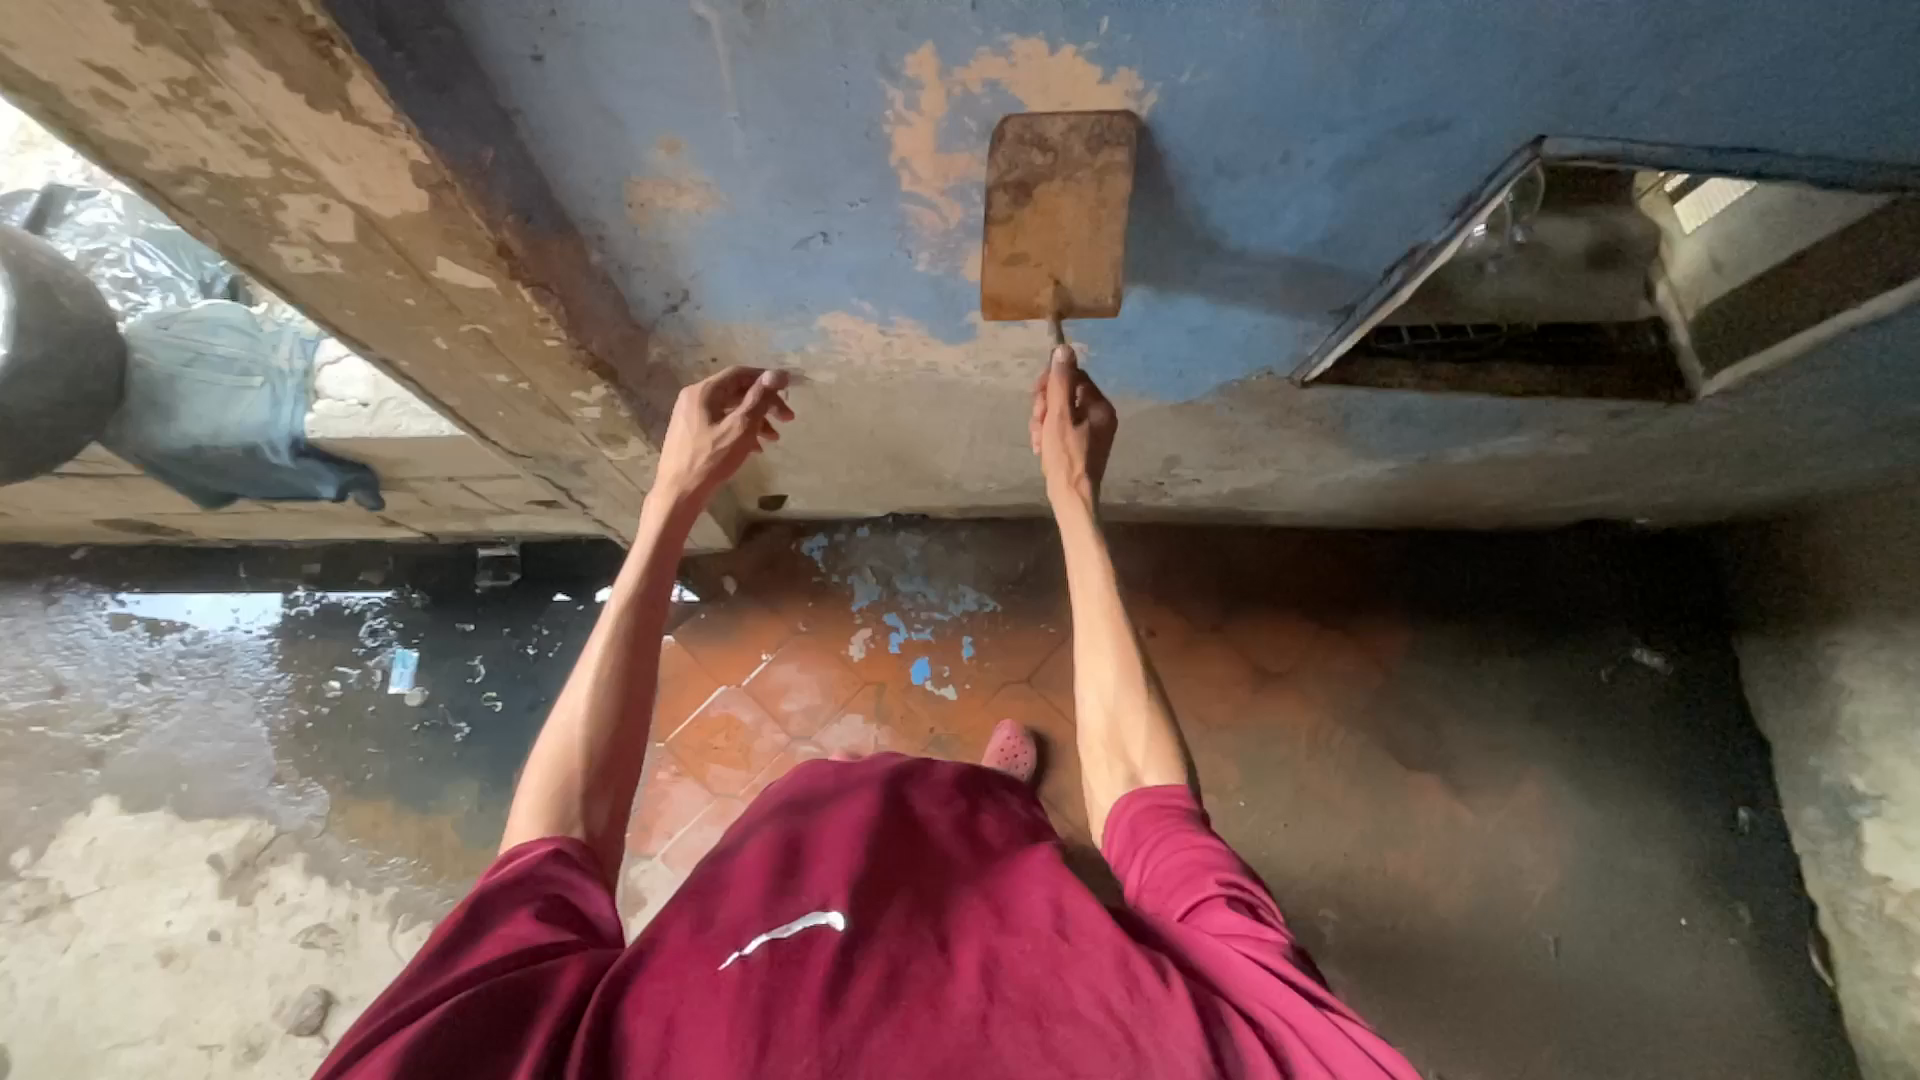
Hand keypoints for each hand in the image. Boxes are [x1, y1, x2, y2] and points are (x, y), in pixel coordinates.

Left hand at [654, 366, 793, 507]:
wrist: (679, 492)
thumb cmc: (711, 459)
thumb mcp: (741, 427)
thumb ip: (759, 399)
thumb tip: (778, 374)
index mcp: (704, 391)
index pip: (740, 374)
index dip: (766, 379)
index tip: (788, 392)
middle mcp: (694, 397)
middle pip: (736, 391)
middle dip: (764, 404)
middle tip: (787, 419)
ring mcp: (691, 416)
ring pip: (730, 409)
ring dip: (756, 420)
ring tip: (774, 438)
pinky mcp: (692, 433)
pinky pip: (721, 423)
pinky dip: (741, 430)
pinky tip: (755, 448)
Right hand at [1029, 345, 1115, 508]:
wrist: (1072, 497)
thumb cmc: (1066, 457)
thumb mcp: (1058, 416)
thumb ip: (1061, 382)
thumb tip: (1064, 349)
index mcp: (1100, 406)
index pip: (1075, 377)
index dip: (1052, 383)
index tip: (1037, 396)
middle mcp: (1100, 416)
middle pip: (1066, 394)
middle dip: (1045, 406)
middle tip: (1037, 422)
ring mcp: (1091, 432)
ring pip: (1060, 412)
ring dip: (1043, 422)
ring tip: (1038, 441)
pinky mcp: (1081, 445)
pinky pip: (1061, 429)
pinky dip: (1048, 434)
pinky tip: (1041, 448)